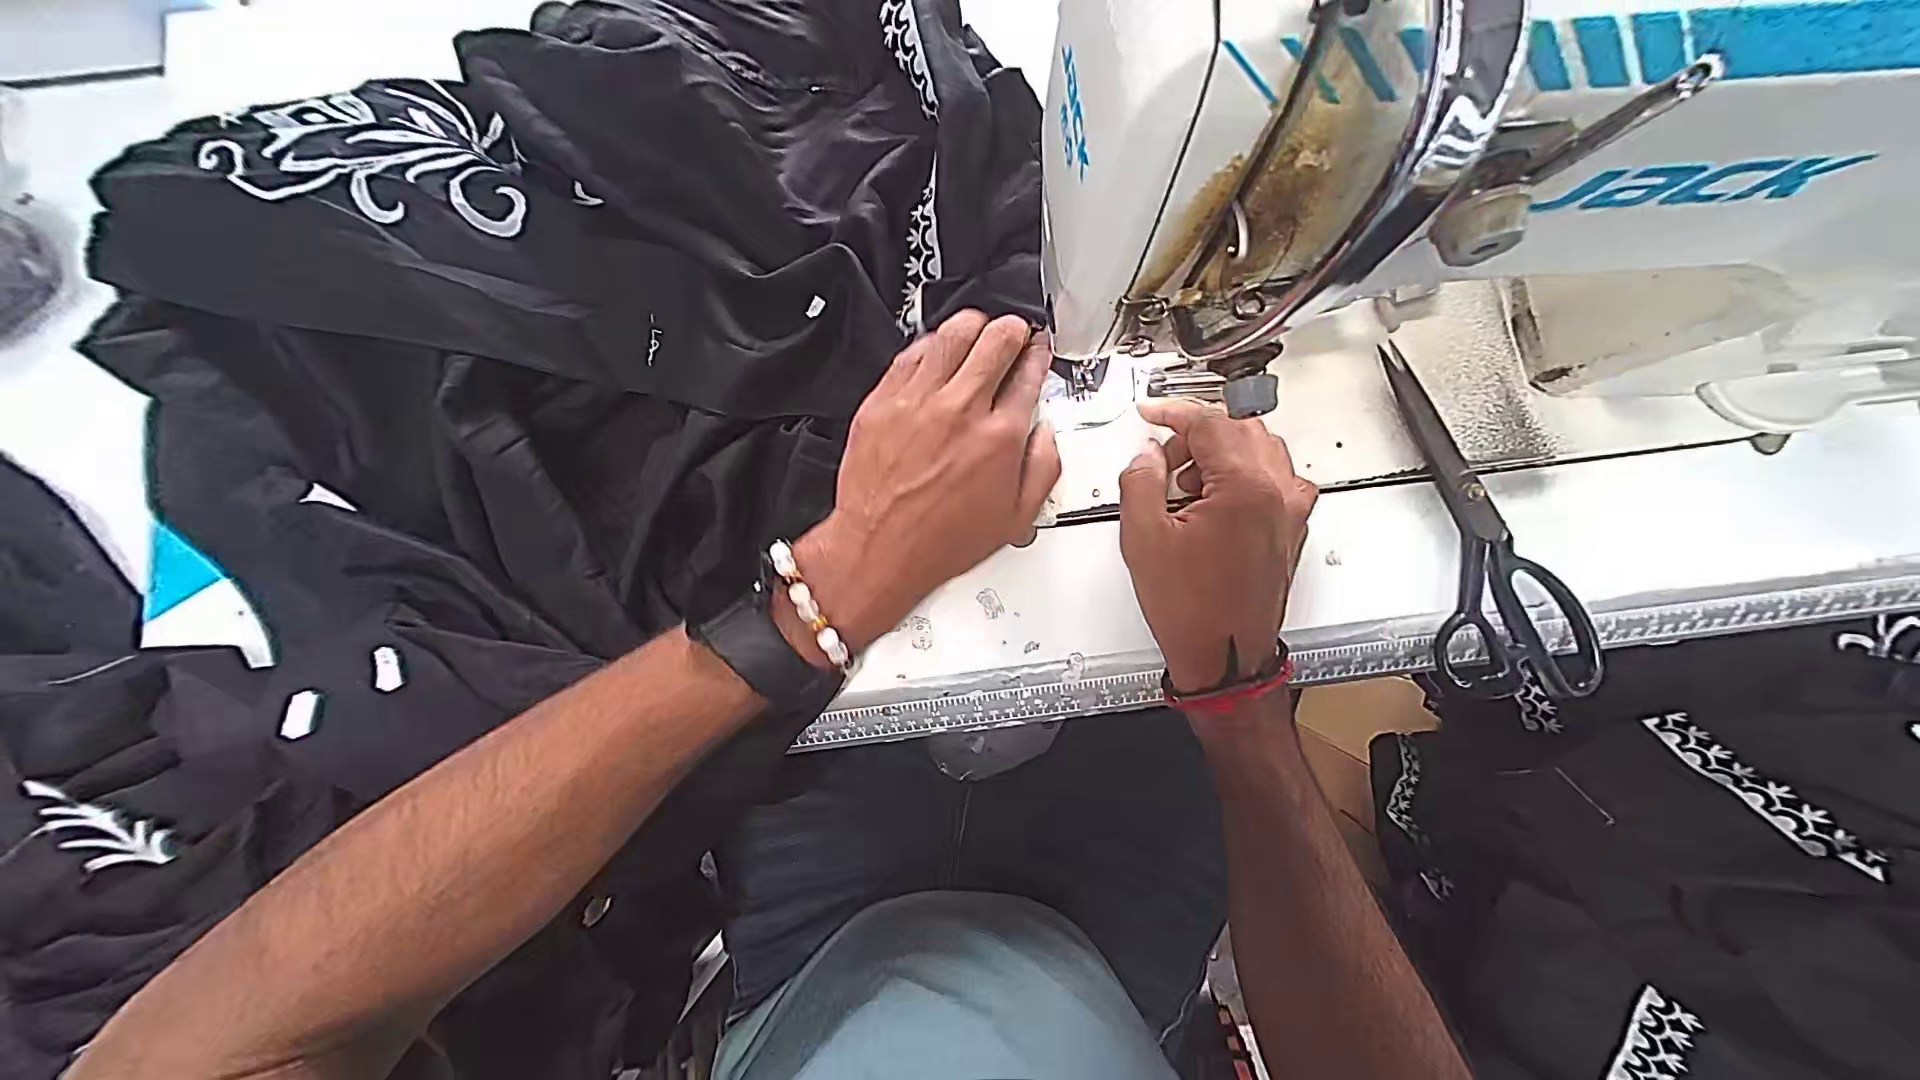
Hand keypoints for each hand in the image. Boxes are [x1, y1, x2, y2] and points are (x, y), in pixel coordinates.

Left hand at [779, 311, 1060, 663]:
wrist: (879, 549)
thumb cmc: (940, 540)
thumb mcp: (1016, 517)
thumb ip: (1043, 467)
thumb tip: (1046, 434)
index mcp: (999, 437)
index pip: (1028, 374)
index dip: (1038, 355)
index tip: (1037, 353)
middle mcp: (960, 411)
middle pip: (996, 340)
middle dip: (1013, 331)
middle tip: (1014, 334)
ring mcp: (918, 402)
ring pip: (953, 334)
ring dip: (974, 325)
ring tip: (979, 330)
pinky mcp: (882, 402)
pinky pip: (911, 353)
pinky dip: (931, 343)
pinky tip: (937, 350)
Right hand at [1118, 400, 1316, 692]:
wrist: (1223, 655)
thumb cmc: (1193, 609)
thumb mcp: (1142, 538)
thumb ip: (1140, 480)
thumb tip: (1147, 454)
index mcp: (1247, 489)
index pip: (1211, 423)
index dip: (1174, 412)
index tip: (1152, 413)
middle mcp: (1279, 494)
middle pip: (1239, 430)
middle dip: (1195, 436)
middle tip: (1161, 460)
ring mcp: (1291, 512)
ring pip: (1258, 451)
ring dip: (1218, 455)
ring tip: (1181, 488)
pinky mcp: (1290, 528)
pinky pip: (1270, 479)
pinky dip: (1238, 477)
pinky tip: (1208, 505)